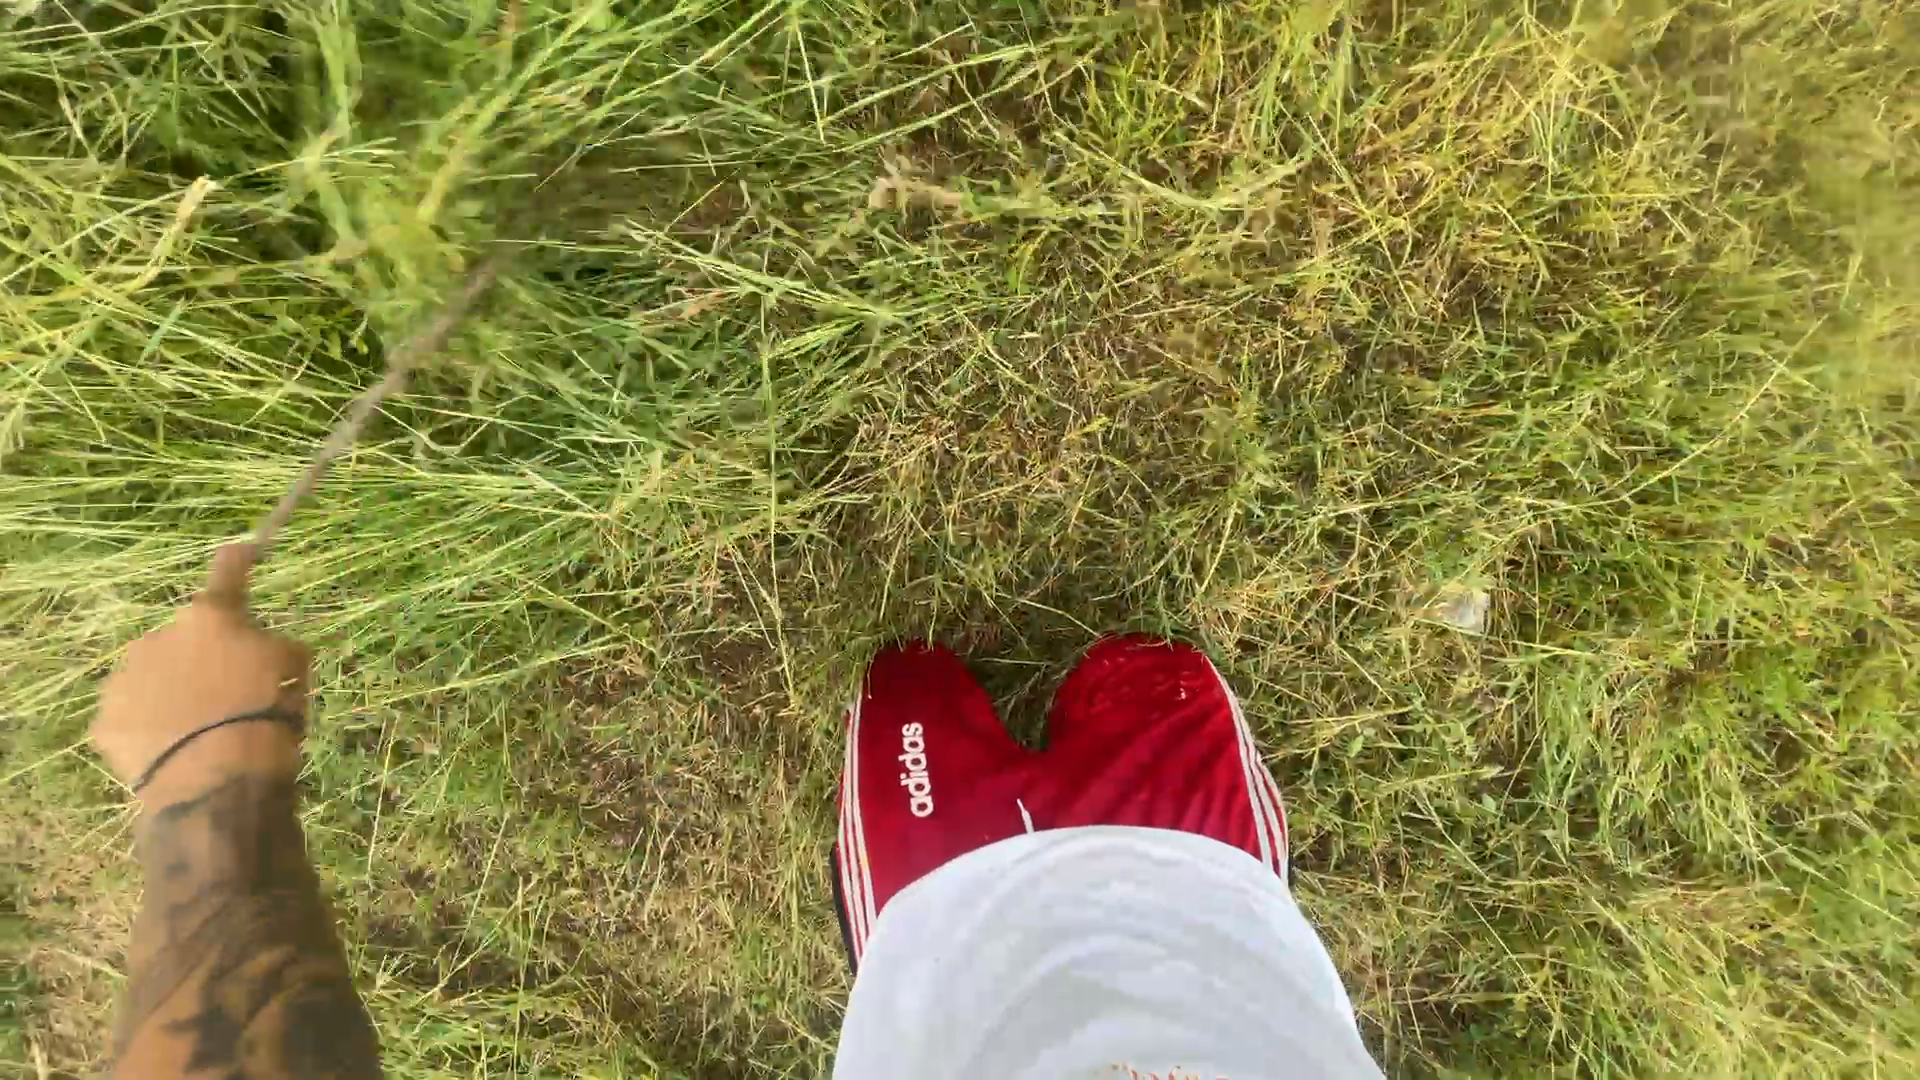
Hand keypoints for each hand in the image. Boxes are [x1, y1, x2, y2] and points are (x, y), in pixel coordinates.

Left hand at [92, 543, 309, 799]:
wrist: (218, 771)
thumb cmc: (269, 706)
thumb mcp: (295, 665)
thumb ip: (270, 644)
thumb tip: (259, 645)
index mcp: (211, 618)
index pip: (227, 574)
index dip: (239, 559)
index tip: (245, 547)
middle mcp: (158, 637)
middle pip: (190, 635)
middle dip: (210, 650)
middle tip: (242, 680)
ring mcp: (124, 679)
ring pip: (159, 672)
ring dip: (182, 684)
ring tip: (212, 718)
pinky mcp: (105, 719)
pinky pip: (139, 710)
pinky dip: (160, 718)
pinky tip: (184, 740)